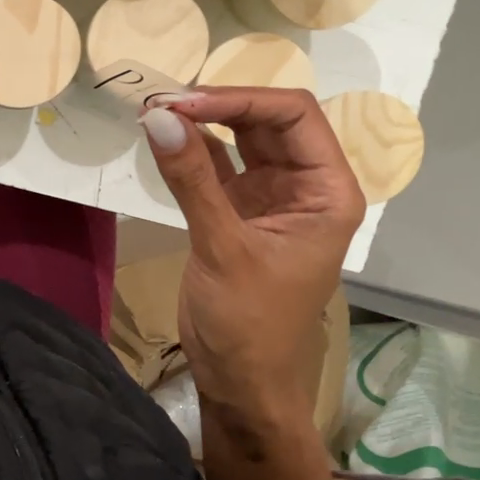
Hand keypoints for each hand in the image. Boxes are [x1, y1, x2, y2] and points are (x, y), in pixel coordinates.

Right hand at [140, 88, 364, 431]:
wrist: (240, 378)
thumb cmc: (249, 320)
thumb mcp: (222, 246)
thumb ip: (192, 179)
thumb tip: (157, 118)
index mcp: (327, 191)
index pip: (293, 117)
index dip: (238, 100)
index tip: (180, 103)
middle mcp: (303, 186)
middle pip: (267, 122)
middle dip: (216, 105)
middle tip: (157, 103)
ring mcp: (268, 199)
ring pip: (240, 141)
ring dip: (199, 124)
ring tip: (153, 114)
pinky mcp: (235, 214)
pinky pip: (215, 168)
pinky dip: (189, 152)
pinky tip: (161, 140)